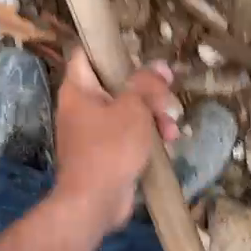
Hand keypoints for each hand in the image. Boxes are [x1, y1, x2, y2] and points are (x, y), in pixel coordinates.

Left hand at [53, 49, 178, 231]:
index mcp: (78, 89)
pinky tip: (168, 145)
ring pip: (128, 111)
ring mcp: (92, 132)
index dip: (111, 48)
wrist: (94, 202)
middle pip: (117, 85)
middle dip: (148, 92)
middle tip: (169, 101)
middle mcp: (81, 107)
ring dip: (154, 117)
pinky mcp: (105, 153)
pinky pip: (129, 135)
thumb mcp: (133, 108)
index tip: (140, 53)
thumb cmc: (110, 148)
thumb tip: (159, 67)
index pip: (86, 54)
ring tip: (172, 130)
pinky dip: (147, 137)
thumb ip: (147, 84)